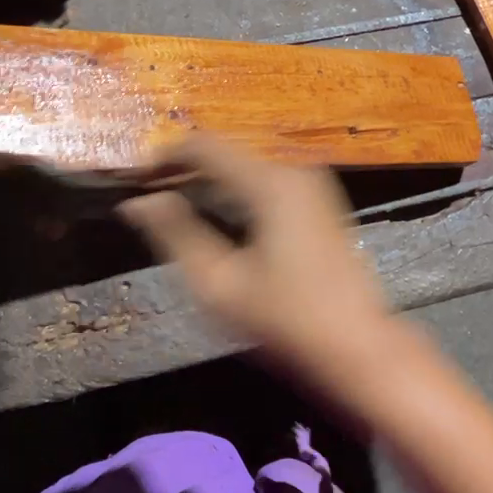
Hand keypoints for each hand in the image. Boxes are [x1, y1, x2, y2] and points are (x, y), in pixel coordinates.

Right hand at [118, 137, 398, 383]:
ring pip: (246, 164)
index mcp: (270, 182)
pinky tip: (214, 213)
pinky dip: (235, 189)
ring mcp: (312, 183)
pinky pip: (266, 179)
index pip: (205, 145)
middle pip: (227, 150)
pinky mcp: (319, 200)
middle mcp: (294, 169)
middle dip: (184, 166)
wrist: (359, 347)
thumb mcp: (218, 283)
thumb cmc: (285, 320)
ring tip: (171, 201)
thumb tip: (138, 203)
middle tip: (147, 191)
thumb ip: (175, 234)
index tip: (134, 177)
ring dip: (209, 177)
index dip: (164, 156)